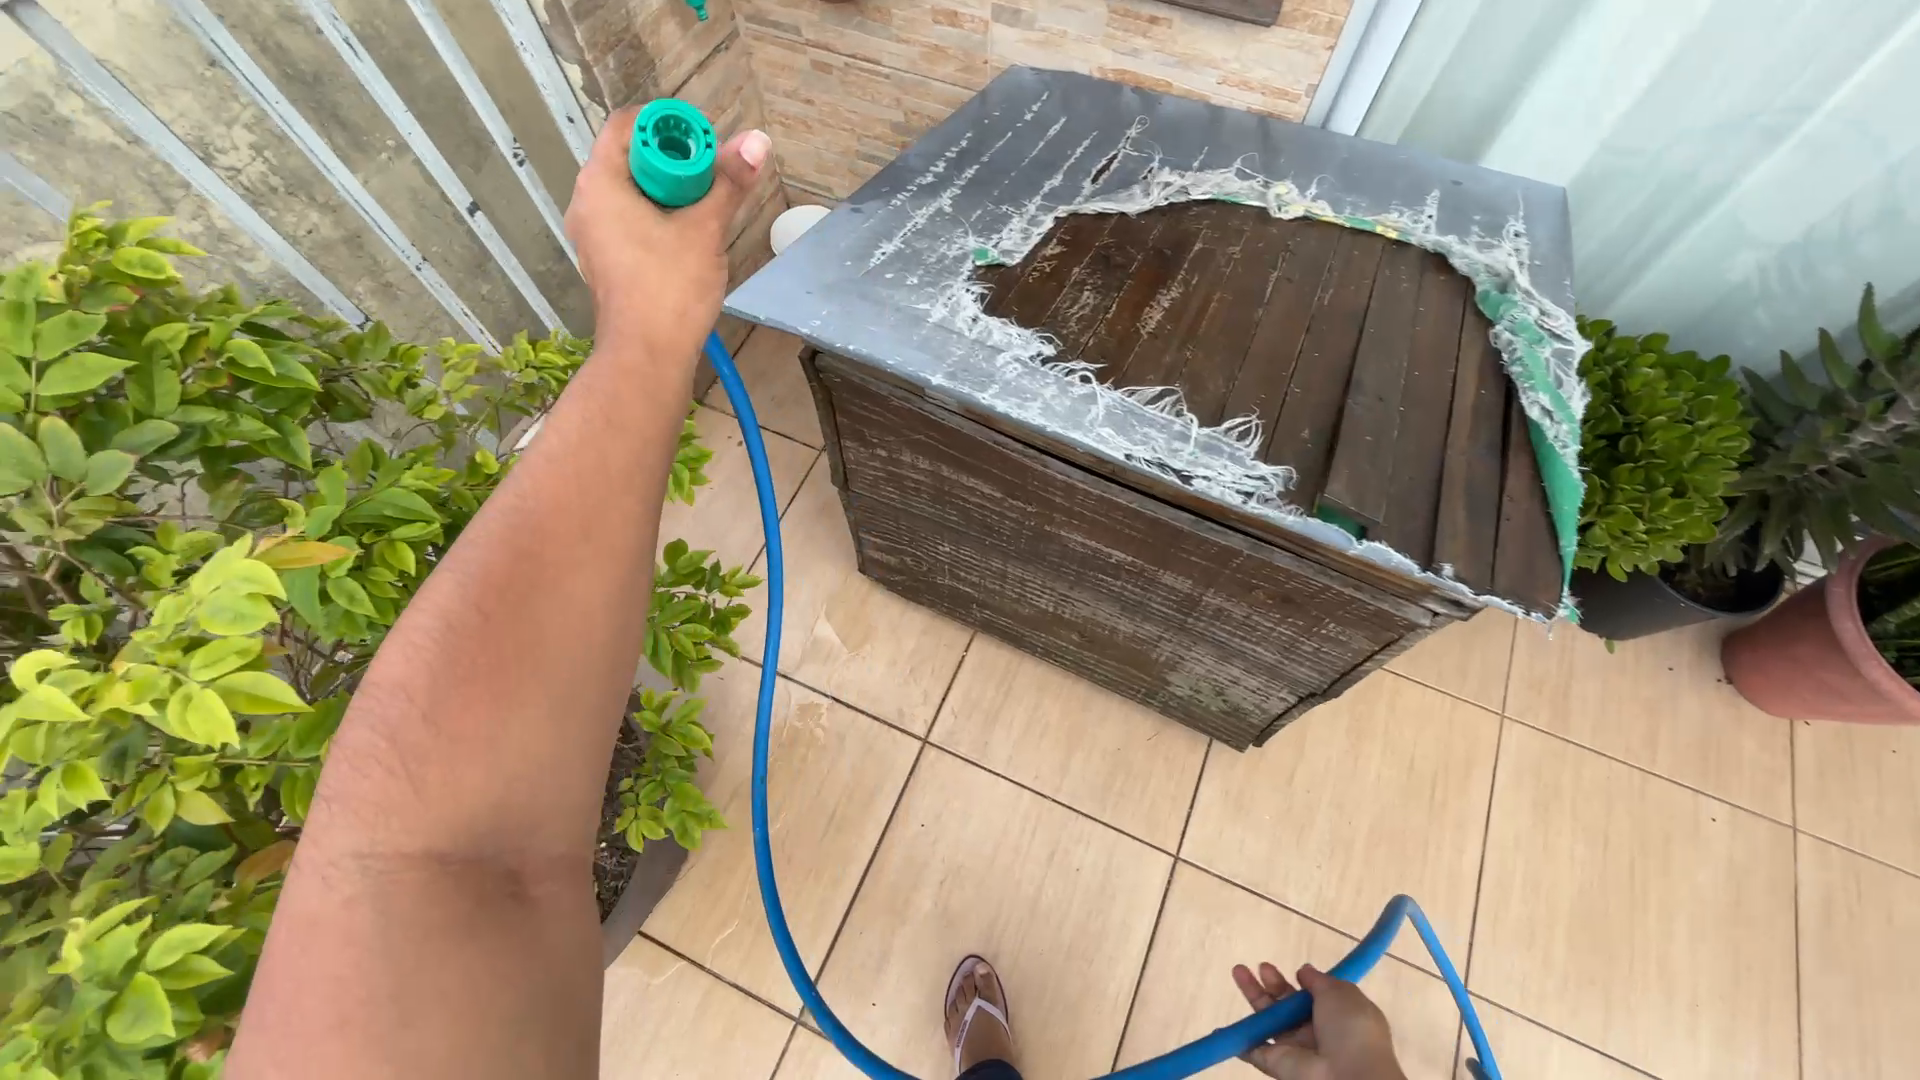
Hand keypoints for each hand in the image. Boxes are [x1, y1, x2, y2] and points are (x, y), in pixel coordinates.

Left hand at [562, 105, 770, 367]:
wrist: (648, 355)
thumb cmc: (670, 287)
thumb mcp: (705, 229)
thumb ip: (729, 182)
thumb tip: (758, 140)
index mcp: (600, 182)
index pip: (628, 126)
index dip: (670, 127)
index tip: (706, 145)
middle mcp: (587, 202)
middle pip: (631, 160)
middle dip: (675, 163)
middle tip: (713, 176)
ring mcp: (594, 235)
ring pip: (634, 194)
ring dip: (671, 195)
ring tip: (707, 209)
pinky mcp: (607, 261)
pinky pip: (632, 223)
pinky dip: (660, 220)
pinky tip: (689, 238)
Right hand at [1231, 963, 1406, 1079]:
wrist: (1351, 1077)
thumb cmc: (1352, 1029)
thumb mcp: (1342, 994)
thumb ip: (1320, 981)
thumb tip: (1305, 971)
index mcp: (1337, 1017)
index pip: (1314, 998)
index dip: (1303, 983)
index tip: (1295, 971)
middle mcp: (1316, 1033)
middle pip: (1288, 1006)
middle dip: (1273, 984)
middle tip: (1261, 966)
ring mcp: (1295, 1049)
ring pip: (1269, 1021)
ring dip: (1253, 996)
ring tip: (1238, 971)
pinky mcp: (1277, 1064)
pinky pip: (1255, 1051)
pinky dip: (1239, 1041)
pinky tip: (1222, 1029)